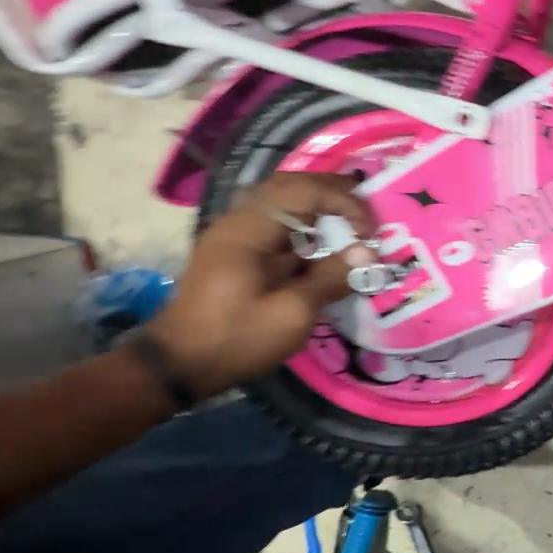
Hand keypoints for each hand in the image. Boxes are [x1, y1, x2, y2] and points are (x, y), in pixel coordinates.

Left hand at [145, 173, 377, 395]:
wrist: (182, 364)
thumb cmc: (237, 338)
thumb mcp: (292, 313)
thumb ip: (330, 278)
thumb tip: (367, 252)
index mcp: (247, 231)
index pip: (302, 191)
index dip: (342, 202)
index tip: (369, 232)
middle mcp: (240, 224)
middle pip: (291, 188)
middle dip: (335, 195)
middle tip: (370, 216)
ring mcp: (239, 239)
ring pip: (286, 206)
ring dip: (323, 212)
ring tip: (357, 230)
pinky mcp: (243, 256)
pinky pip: (281, 230)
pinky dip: (310, 232)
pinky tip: (332, 250)